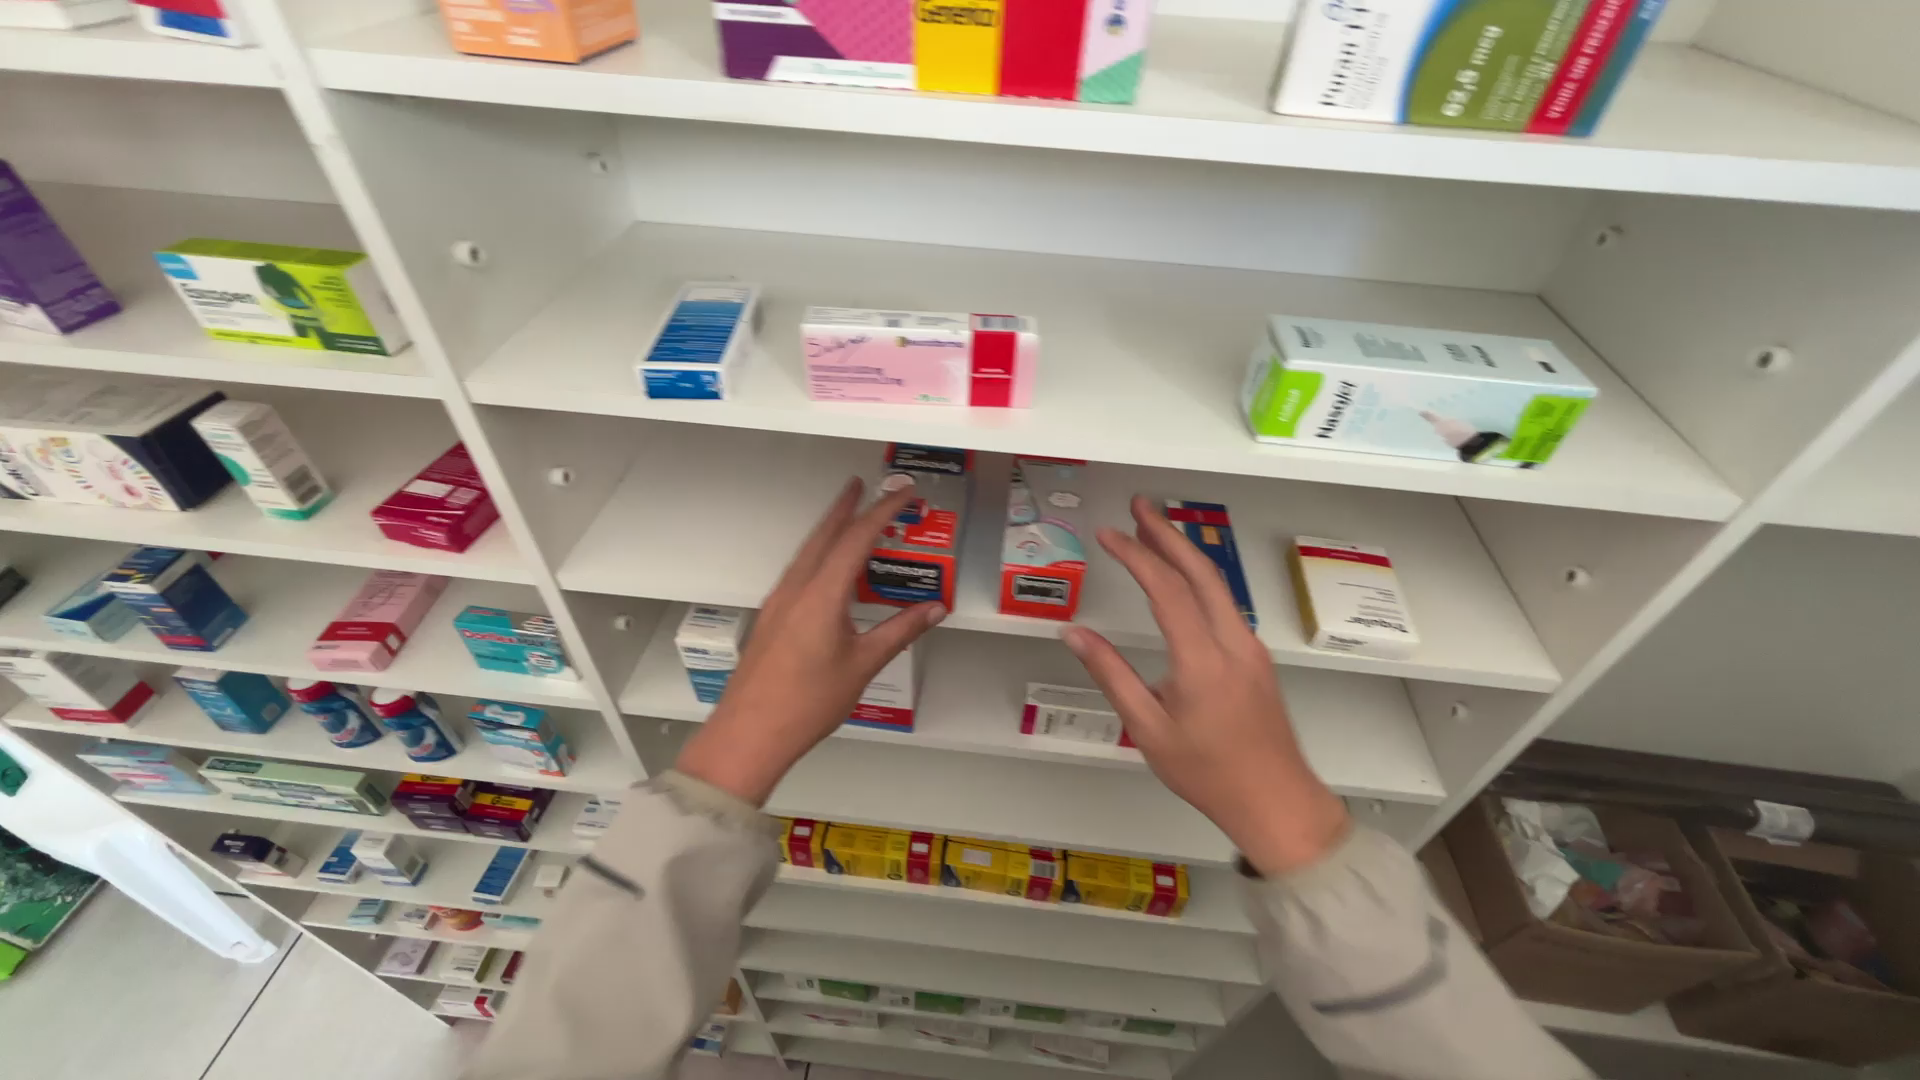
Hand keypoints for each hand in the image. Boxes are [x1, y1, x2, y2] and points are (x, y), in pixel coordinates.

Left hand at [675, 477, 947, 805]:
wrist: (750, 734)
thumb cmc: (808, 702)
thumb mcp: (863, 665)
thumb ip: (900, 631)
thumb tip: (934, 609)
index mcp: (821, 594)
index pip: (856, 538)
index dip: (883, 511)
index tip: (904, 493)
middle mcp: (795, 588)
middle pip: (823, 535)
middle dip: (845, 507)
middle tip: (862, 484)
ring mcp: (778, 602)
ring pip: (807, 551)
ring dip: (828, 528)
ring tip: (846, 514)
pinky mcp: (771, 617)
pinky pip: (797, 570)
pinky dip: (817, 554)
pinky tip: (826, 566)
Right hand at [1062, 496, 1350, 875]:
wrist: (1276, 801)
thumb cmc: (1207, 772)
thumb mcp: (1148, 729)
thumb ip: (1112, 675)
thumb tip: (1074, 633)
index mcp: (1202, 659)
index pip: (1166, 589)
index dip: (1136, 555)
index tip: (1108, 533)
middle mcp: (1233, 642)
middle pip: (1201, 572)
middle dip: (1167, 533)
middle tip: (1139, 504)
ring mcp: (1250, 647)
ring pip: (1218, 584)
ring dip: (1185, 552)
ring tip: (1155, 529)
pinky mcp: (1256, 657)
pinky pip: (1226, 602)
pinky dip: (1199, 577)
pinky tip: (1182, 577)